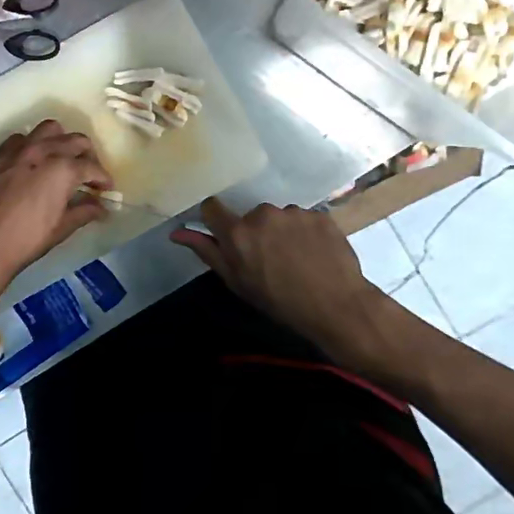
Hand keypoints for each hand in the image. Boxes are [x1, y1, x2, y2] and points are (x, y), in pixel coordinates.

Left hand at [0, 121, 112, 291]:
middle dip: (88, 156)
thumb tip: (102, 208)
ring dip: (61, 141)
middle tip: (88, 174)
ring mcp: (18, 151)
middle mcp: (43, 152)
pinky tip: (33, 162)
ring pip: (49, 129)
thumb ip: (85, 211)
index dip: (103, 179)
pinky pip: (20, 139)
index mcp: (64, 169)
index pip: (92, 168)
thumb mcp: (63, 227)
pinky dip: (33, 144)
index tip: (106, 189)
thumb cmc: (27, 240)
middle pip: (75, 141)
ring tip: (62, 159)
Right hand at [170, 198, 383, 346]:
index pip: (213, 208)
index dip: (217, 221)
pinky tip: (314, 255)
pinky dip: (306, 233)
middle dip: (256, 233)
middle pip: (251, 216)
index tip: (227, 236)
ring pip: (280, 218)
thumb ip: (208, 252)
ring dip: (283, 232)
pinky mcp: (319, 214)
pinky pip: (304, 219)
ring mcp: (294, 212)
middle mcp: (263, 214)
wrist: (335, 304)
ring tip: (297, 260)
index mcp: (238, 233)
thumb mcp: (238, 282)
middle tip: (271, 260)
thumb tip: (177, 233)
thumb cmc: (280, 302)